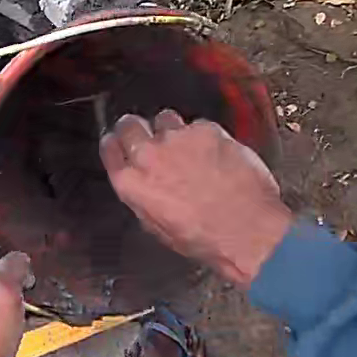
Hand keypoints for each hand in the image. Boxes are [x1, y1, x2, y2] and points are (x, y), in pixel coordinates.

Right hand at [100, 111, 292, 287]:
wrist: (246, 230)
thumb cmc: (205, 237)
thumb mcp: (158, 227)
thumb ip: (143, 197)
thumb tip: (144, 185)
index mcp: (131, 184)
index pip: (109, 148)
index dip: (114, 143)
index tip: (119, 142)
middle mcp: (148, 156)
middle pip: (129, 124)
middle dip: (136, 127)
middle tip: (149, 136)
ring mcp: (177, 139)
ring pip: (164, 118)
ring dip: (171, 130)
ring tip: (187, 147)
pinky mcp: (206, 130)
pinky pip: (198, 125)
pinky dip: (203, 136)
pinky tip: (215, 154)